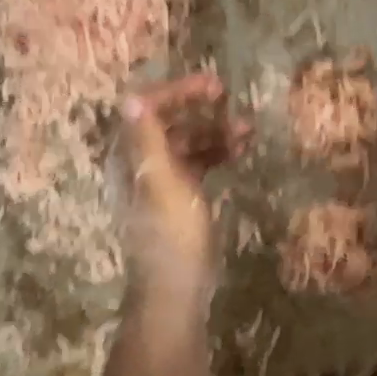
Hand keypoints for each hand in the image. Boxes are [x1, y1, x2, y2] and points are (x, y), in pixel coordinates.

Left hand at [116, 74, 248, 300]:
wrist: (177, 288)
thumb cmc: (171, 235)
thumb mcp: (161, 183)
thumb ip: (148, 140)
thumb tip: (132, 98)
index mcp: (129, 158)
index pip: (147, 108)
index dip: (178, 92)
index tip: (214, 87)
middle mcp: (139, 164)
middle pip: (167, 122)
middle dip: (199, 109)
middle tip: (231, 101)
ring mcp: (159, 182)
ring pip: (185, 142)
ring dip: (213, 131)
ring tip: (247, 131)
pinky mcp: (178, 198)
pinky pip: (195, 163)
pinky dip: (215, 153)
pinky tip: (238, 152)